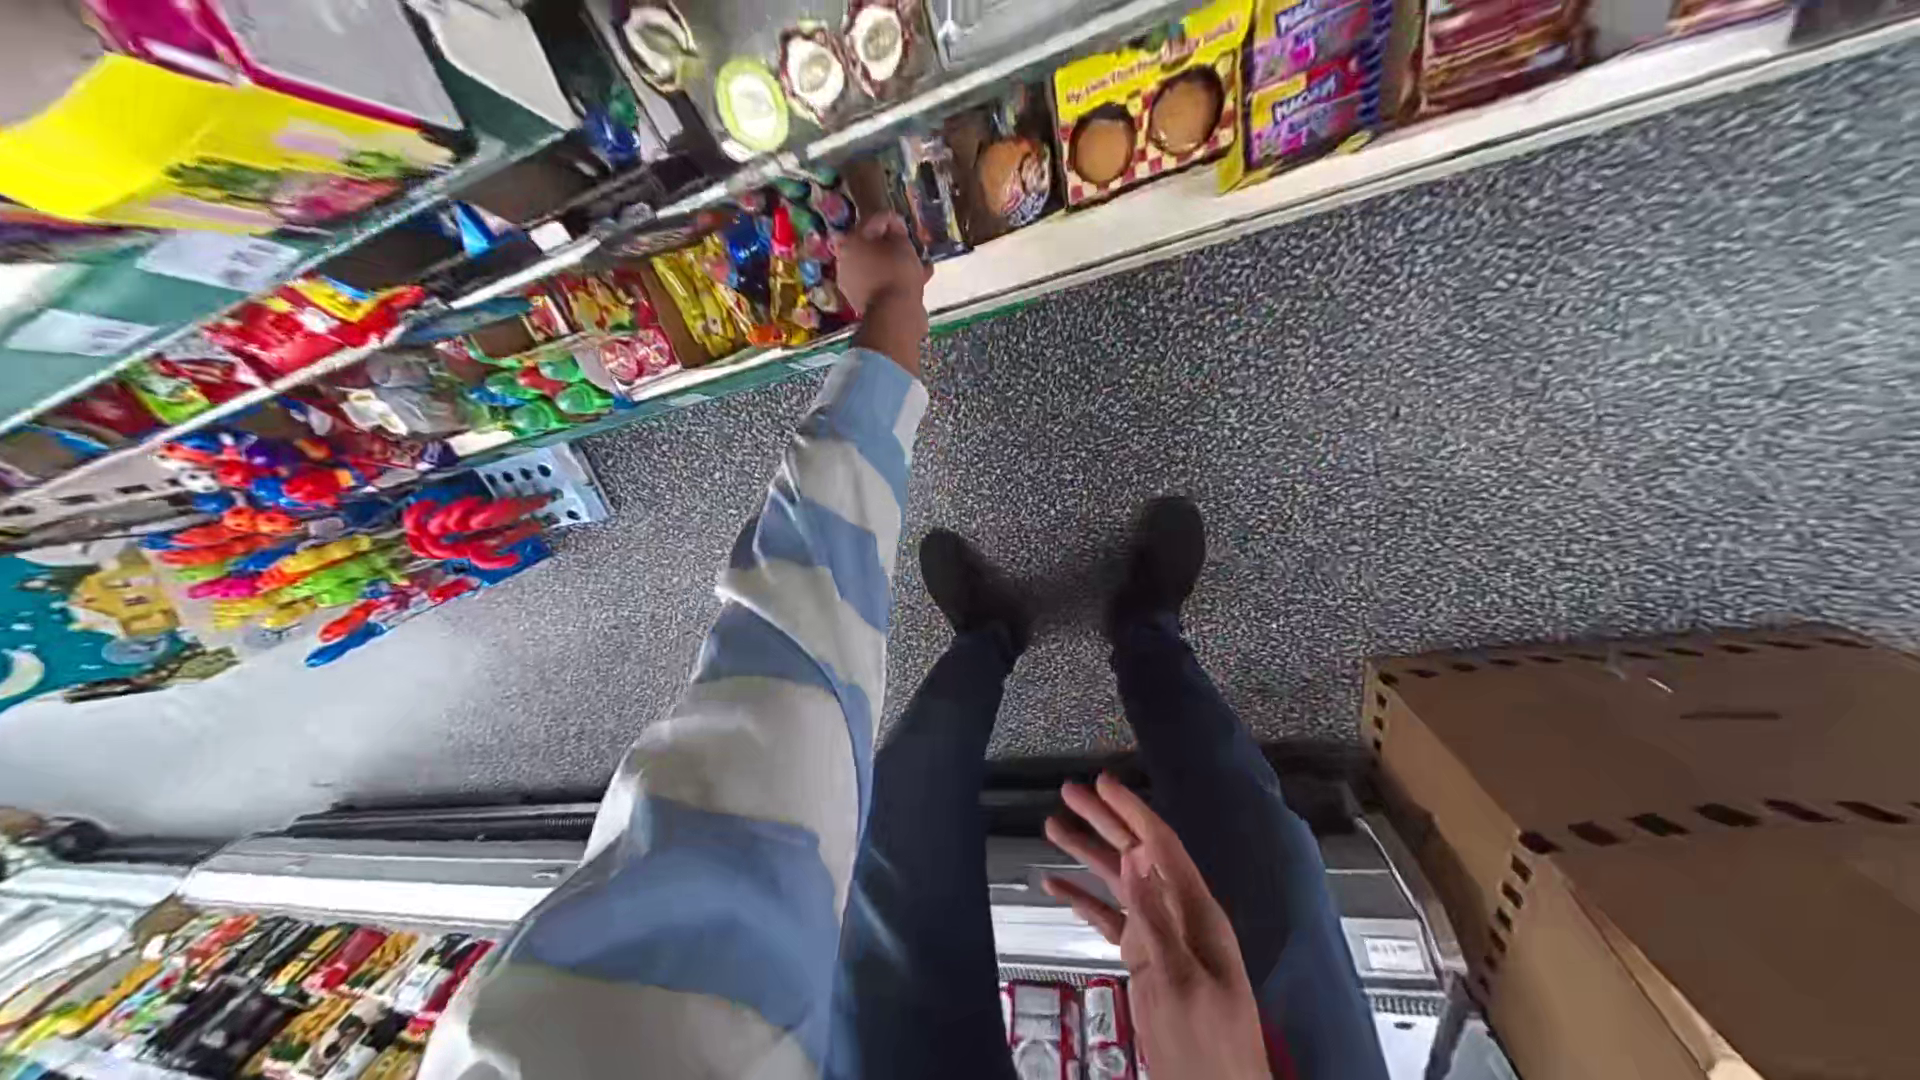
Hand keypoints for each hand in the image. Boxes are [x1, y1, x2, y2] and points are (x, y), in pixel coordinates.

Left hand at [833, 212, 930, 316]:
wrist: (894, 314)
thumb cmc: (898, 272)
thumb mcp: (903, 244)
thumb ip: (898, 231)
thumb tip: (895, 227)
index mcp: (850, 242)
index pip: (872, 222)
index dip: (891, 221)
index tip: (905, 224)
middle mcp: (845, 262)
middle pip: (871, 248)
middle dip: (892, 246)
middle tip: (908, 246)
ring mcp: (851, 285)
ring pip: (876, 268)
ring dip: (894, 265)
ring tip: (916, 265)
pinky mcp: (862, 303)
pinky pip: (880, 285)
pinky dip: (893, 282)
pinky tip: (914, 281)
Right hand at [1043, 774, 1269, 1079]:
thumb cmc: (1208, 1045)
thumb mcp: (1181, 980)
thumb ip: (1156, 916)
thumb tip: (1135, 856)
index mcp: (1195, 911)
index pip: (1160, 845)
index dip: (1131, 810)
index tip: (1103, 783)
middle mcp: (1176, 912)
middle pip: (1135, 853)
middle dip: (1103, 820)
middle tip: (1069, 792)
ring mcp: (1157, 934)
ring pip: (1117, 880)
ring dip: (1086, 853)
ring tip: (1054, 827)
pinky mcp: (1141, 957)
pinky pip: (1107, 918)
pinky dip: (1081, 899)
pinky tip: (1055, 886)